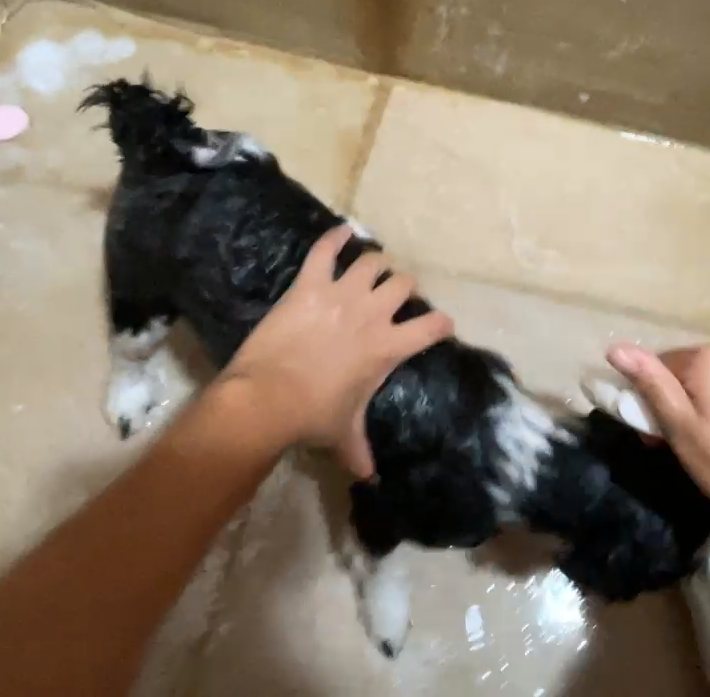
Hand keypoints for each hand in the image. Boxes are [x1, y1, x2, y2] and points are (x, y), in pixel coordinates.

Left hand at [219, 225, 451, 477]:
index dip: (441, 324)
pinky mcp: (310, 284)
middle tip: (397, 295)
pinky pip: (326, 250)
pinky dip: (335, 237)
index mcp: (388, 347)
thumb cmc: (312, 416)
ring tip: (373, 266)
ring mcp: (342, 294)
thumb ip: (360, 452)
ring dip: (376, 262)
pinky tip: (342, 231)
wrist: (268, 398)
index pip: (432, 327)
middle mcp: (373, 314)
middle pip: (404, 284)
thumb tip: (371, 479)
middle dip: (405, 287)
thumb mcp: (344, 434)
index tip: (441, 325)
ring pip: (373, 262)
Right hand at [605, 343, 709, 533]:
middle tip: (681, 446)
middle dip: (676, 402)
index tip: (655, 438)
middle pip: (684, 370)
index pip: (656, 366)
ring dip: (701, 403)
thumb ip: (651, 385)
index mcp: (706, 358)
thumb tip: (616, 348)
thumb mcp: (682, 431)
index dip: (649, 401)